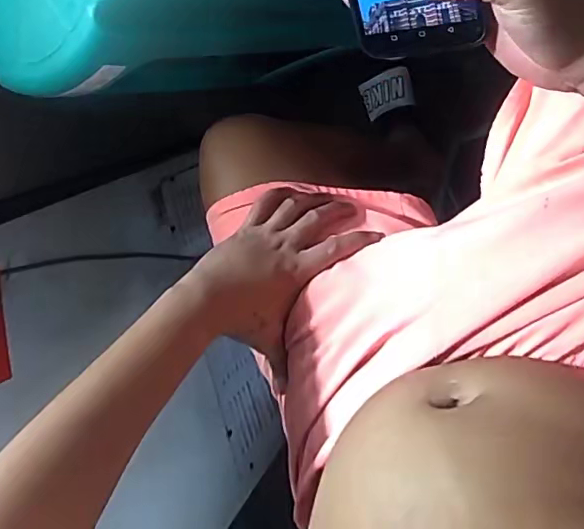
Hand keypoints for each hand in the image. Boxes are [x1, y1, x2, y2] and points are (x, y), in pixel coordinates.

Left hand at [182, 190, 379, 375]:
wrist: (206, 298)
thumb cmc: (241, 320)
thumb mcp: (268, 342)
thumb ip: (283, 364)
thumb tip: (289, 393)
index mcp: (296, 269)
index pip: (335, 249)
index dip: (358, 240)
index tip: (376, 235)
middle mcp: (284, 245)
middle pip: (317, 218)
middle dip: (337, 209)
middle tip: (353, 206)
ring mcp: (264, 232)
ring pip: (294, 206)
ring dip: (312, 198)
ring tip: (326, 196)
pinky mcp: (247, 227)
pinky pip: (266, 203)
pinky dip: (279, 193)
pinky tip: (289, 191)